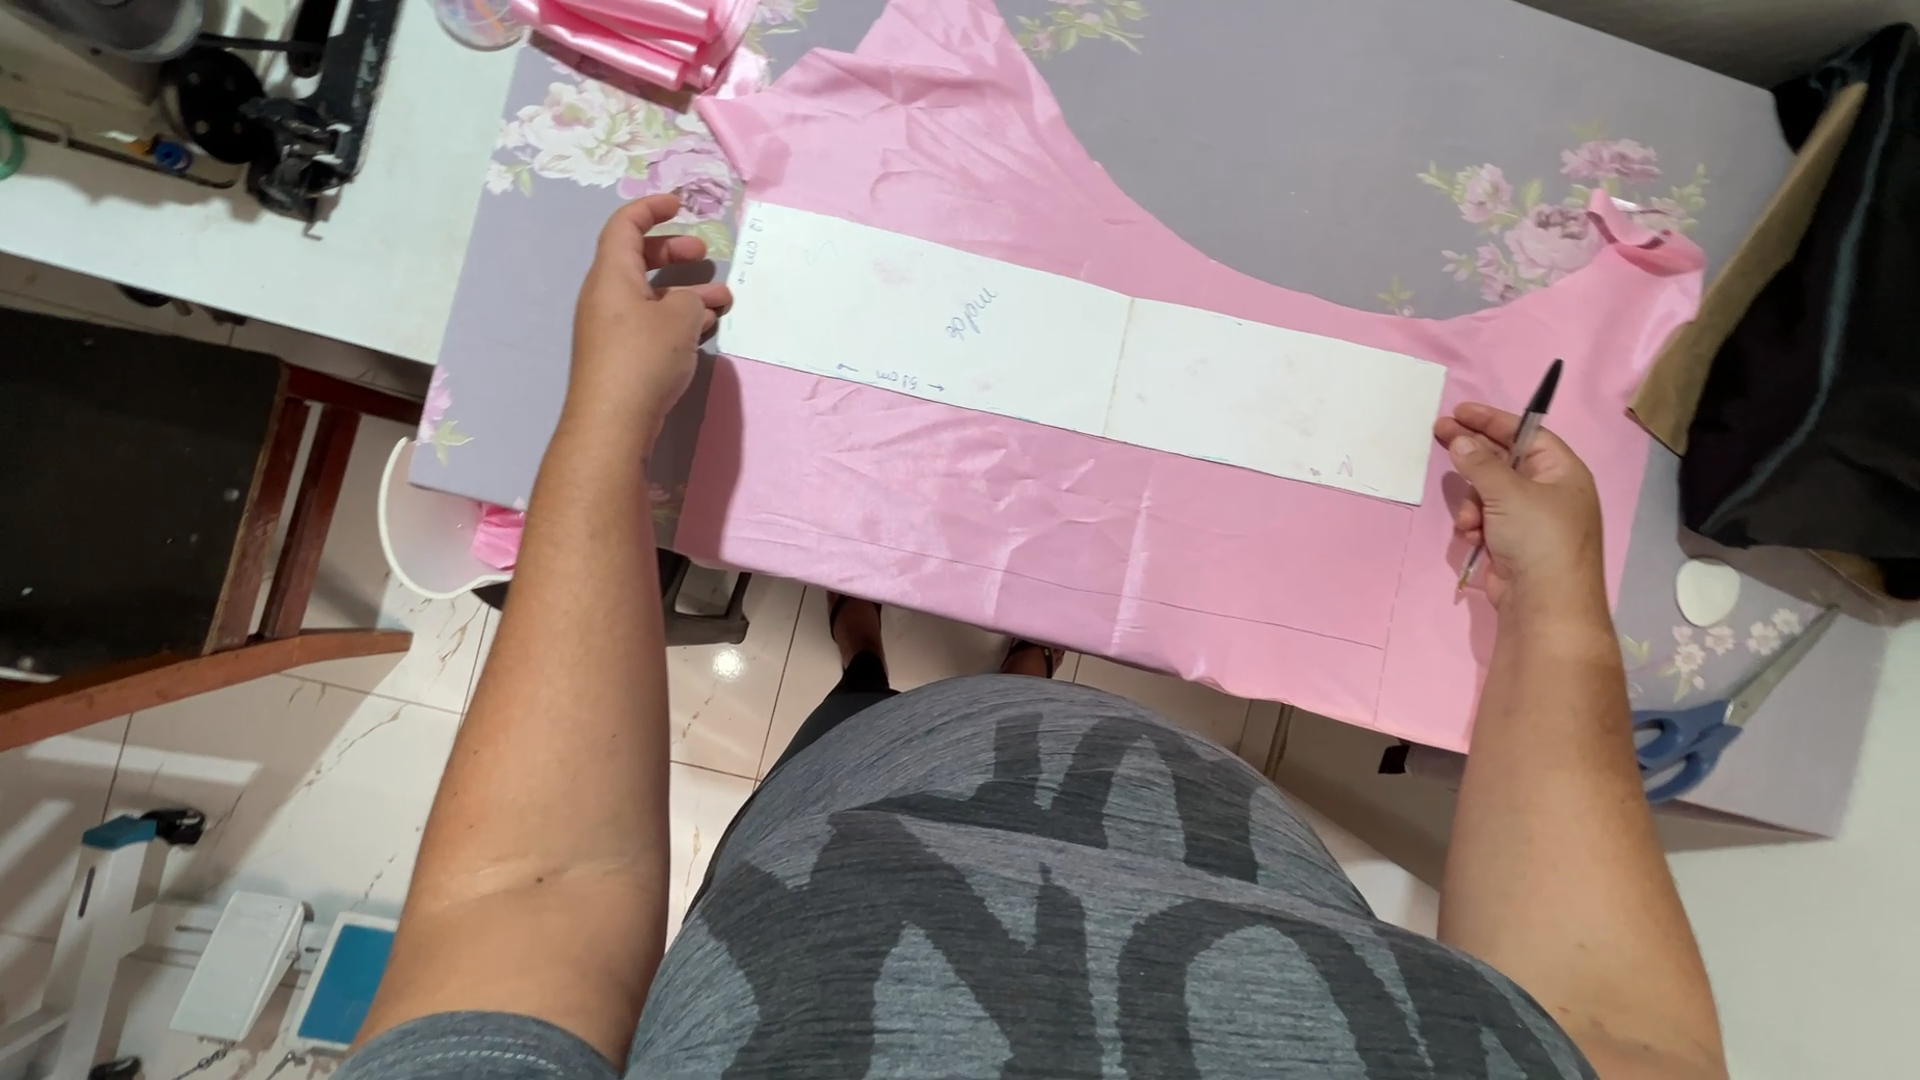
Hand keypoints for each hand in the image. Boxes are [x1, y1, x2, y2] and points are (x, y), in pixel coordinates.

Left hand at [567, 194, 731, 441]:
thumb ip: (692, 299)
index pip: (625, 226)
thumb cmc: (643, 358)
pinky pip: (653, 322)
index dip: (651, 209)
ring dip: (686, 291)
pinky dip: (679, 317)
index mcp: (612, 275)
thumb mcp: (679, 319)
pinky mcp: (624, 355)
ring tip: (722, 300)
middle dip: (673, 253)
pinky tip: (705, 329)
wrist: (614, 419)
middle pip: (638, 259)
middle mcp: (607, 296)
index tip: (679, 204)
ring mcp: (614, 328)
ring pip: (651, 295)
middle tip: (705, 256)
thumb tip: (693, 301)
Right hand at [1435, 403, 1605, 617]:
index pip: (1526, 434)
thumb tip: (1460, 438)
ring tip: (1469, 521)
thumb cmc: (1538, 538)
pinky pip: (1482, 517)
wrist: (1542, 600)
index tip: (1459, 411)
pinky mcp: (1508, 539)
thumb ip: (1481, 463)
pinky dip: (1473, 524)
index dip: (1493, 421)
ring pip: (1485, 492)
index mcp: (1561, 472)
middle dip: (1472, 455)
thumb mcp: (1509, 493)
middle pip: (1502, 460)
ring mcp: (1527, 516)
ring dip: (1470, 502)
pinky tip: (1472, 536)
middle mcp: (1547, 490)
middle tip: (1440, 434)